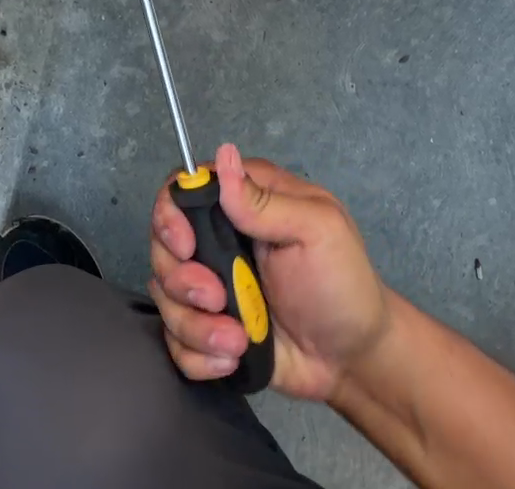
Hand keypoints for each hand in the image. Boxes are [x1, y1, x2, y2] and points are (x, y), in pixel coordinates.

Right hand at [148, 144, 390, 400]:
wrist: (352, 358)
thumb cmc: (342, 284)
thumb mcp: (317, 230)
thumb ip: (265, 200)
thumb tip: (223, 156)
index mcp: (243, 202)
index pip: (182, 189)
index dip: (170, 215)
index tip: (185, 246)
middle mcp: (218, 238)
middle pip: (162, 244)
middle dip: (182, 280)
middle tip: (217, 299)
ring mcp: (210, 284)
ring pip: (164, 296)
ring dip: (195, 326)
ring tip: (237, 341)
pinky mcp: (207, 327)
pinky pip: (175, 340)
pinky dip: (197, 355)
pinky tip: (231, 358)